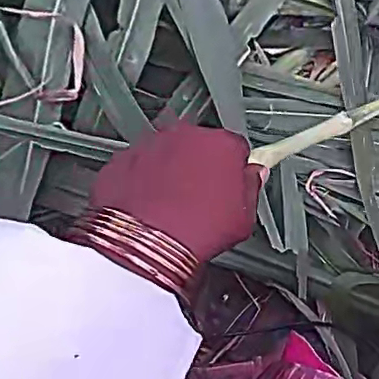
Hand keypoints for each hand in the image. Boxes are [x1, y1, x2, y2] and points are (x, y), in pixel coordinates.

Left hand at [87, 125, 262, 262]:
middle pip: (200, 146)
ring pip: (168, 153)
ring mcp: (150, 144)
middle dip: (202, 168)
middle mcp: (185, 135)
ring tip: (177, 208)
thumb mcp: (244, 219)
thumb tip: (254, 177)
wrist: (149, 242)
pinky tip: (152, 207)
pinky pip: (139, 167)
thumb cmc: (197, 230)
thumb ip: (251, 188)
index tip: (234, 185)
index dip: (236, 170)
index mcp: (221, 145)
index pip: (237, 148)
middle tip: (205, 202)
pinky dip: (144, 182)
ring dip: (173, 173)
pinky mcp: (123, 159)